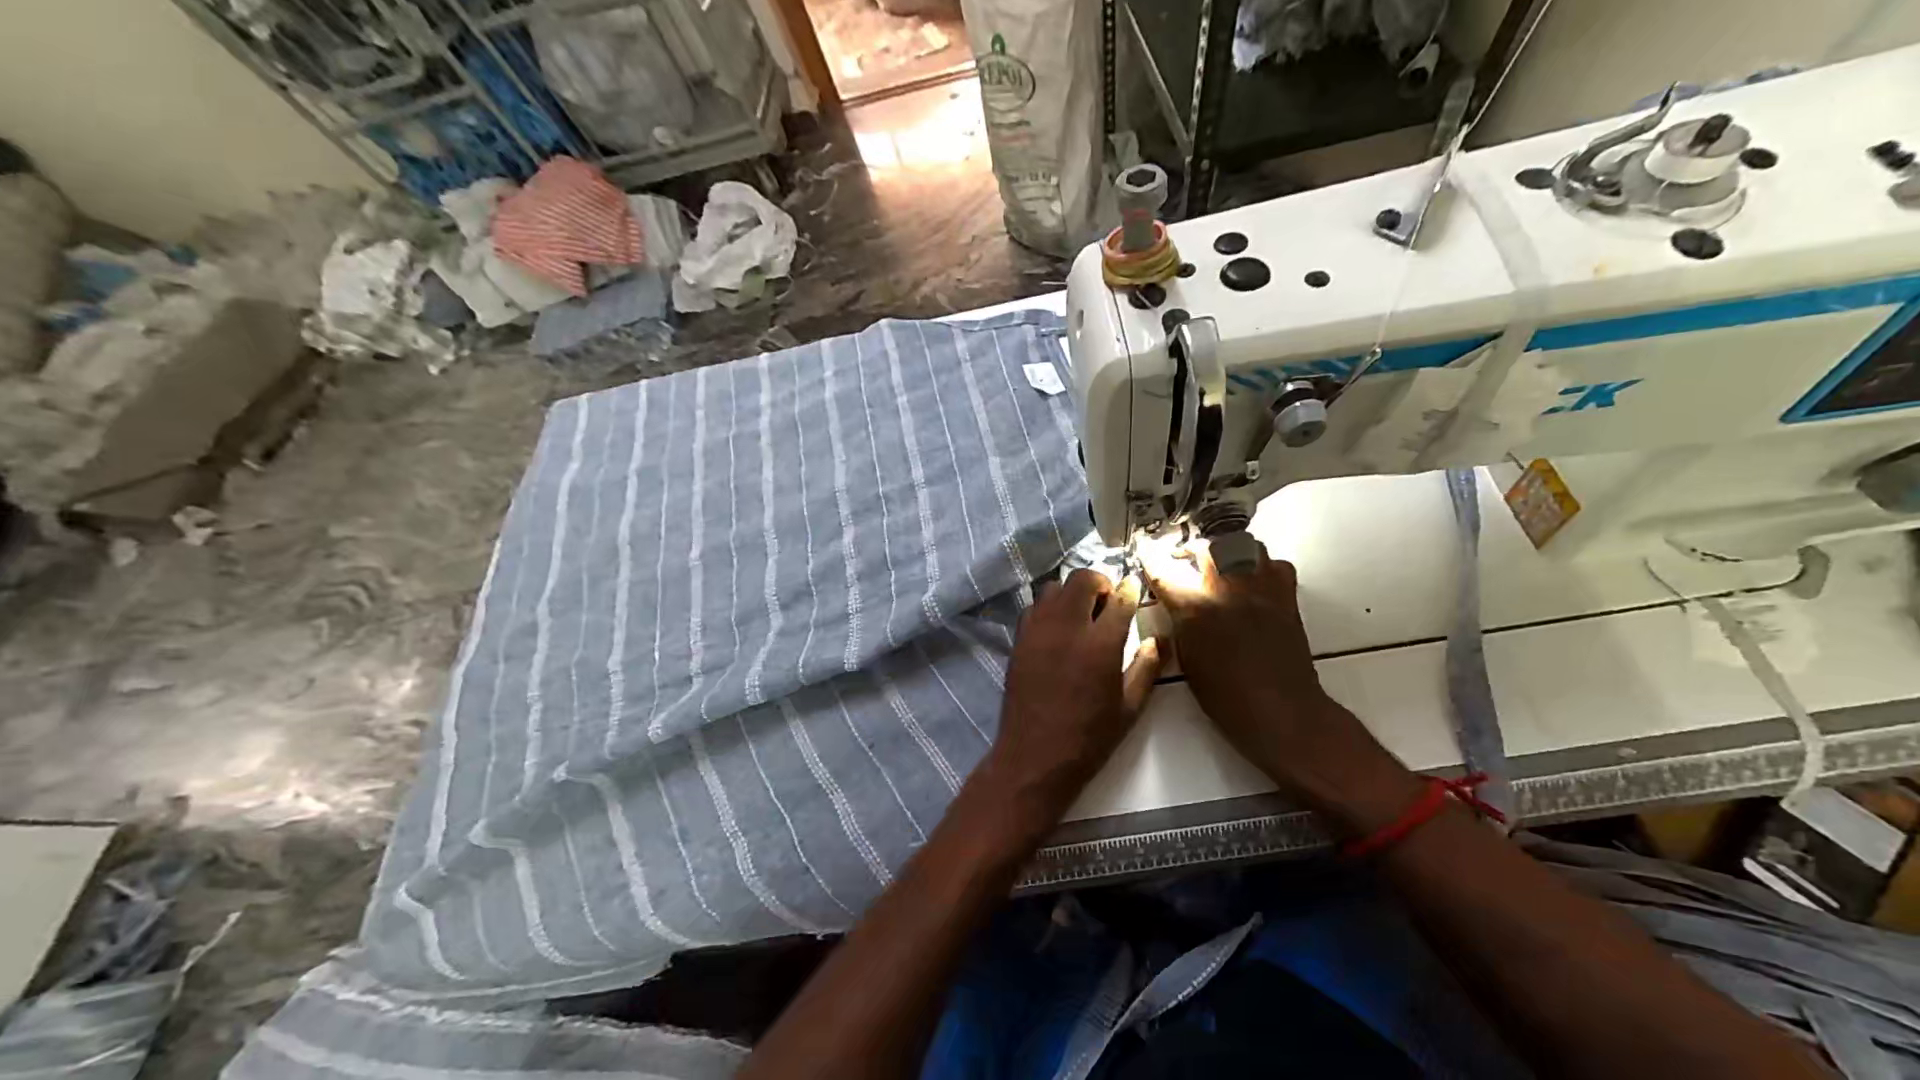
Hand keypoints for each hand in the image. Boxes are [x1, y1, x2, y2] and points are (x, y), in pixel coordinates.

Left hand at [975, 570, 1164, 824]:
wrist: (1035, 755)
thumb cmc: (1089, 737)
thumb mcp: (1130, 707)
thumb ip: (1146, 667)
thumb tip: (1159, 639)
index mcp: (1101, 644)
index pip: (1119, 599)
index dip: (1130, 589)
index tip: (1133, 589)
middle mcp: (1067, 627)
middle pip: (1082, 580)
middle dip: (1099, 584)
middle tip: (1107, 603)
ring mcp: (1038, 631)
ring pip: (1053, 588)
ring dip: (1071, 594)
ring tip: (1080, 615)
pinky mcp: (1018, 640)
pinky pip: (1033, 607)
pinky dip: (1048, 608)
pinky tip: (1056, 630)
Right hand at [1139, 537, 1418, 830]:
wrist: (1282, 713)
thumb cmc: (1227, 698)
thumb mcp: (1186, 659)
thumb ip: (1178, 623)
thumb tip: (1175, 606)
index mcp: (1195, 608)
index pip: (1162, 569)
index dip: (1150, 558)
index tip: (1145, 552)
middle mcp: (1227, 589)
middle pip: (1205, 547)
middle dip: (1190, 551)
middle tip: (1183, 561)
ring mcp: (1260, 589)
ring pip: (1243, 545)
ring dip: (1226, 551)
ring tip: (1219, 564)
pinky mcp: (1286, 597)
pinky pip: (1273, 565)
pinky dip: (1261, 566)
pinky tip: (1253, 581)